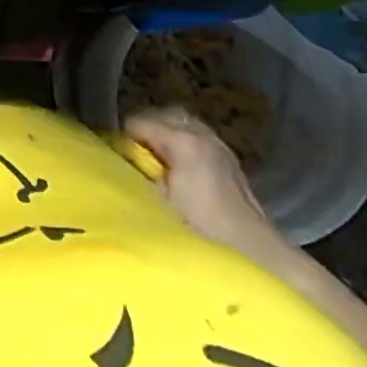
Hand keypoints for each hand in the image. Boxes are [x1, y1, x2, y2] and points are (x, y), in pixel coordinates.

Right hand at [123, 107, 292, 267]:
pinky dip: (181, 144)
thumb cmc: (201, 225)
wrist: (253, 250)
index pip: (140, 123)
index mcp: (184, 142)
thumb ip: (138, 172)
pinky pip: (197, 139)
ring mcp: (219, 147)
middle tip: (130, 151)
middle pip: (165, 117)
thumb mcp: (158, 199)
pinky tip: (175, 168)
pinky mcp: (228, 161)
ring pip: (183, 125)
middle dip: (145, 130)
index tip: (113, 153)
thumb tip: (120, 161)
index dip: (124, 136)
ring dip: (165, 135)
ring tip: (152, 158)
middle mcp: (203, 136)